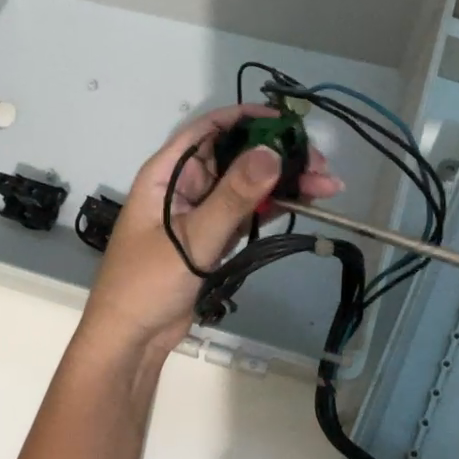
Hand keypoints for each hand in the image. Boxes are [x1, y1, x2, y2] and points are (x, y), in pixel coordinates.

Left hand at [81, 104, 341, 349]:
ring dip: (283, 183)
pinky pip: (246, 211)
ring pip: (246, 185)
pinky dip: (273, 207)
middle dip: (277, 155)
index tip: (288, 122)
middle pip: (235, 156)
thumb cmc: (147, 284)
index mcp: (166, 173)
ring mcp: (199, 211)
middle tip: (321, 164)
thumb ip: (233, 197)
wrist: (131, 339)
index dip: (247, 119)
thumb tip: (272, 153)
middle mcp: (184, 185)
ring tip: (327, 185)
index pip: (208, 130)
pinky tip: (305, 202)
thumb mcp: (193, 239)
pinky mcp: (212, 236)